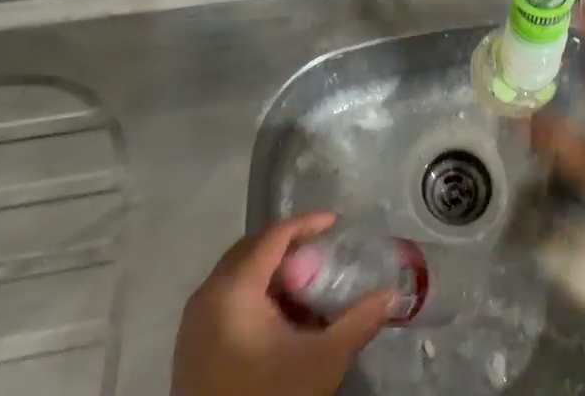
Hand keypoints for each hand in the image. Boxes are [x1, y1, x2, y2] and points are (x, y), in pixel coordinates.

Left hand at [173, 213, 393, 395]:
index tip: (336, 223)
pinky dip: (256, 296)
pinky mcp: (192, 343)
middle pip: (252, 250)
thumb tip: (392, 295)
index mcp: (233, 288)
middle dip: (290, 248)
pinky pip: (226, 299)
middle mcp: (207, 293)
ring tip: (308, 291)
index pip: (273, 236)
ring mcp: (194, 319)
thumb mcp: (322, 361)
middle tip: (324, 256)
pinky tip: (282, 321)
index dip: (306, 223)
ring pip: (238, 275)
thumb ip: (358, 322)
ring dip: (273, 273)